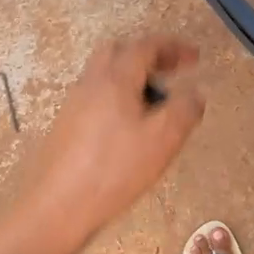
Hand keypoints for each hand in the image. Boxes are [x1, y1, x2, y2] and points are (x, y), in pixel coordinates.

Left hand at [19, 35, 206, 234]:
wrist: (57, 207)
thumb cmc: (114, 169)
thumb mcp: (163, 140)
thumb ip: (185, 110)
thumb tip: (195, 93)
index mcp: (115, 79)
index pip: (146, 46)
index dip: (174, 46)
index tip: (195, 57)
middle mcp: (91, 83)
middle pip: (119, 51)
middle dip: (149, 55)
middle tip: (173, 71)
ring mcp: (74, 104)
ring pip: (105, 74)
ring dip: (133, 76)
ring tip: (157, 102)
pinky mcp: (66, 125)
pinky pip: (97, 95)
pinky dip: (119, 95)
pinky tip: (131, 126)